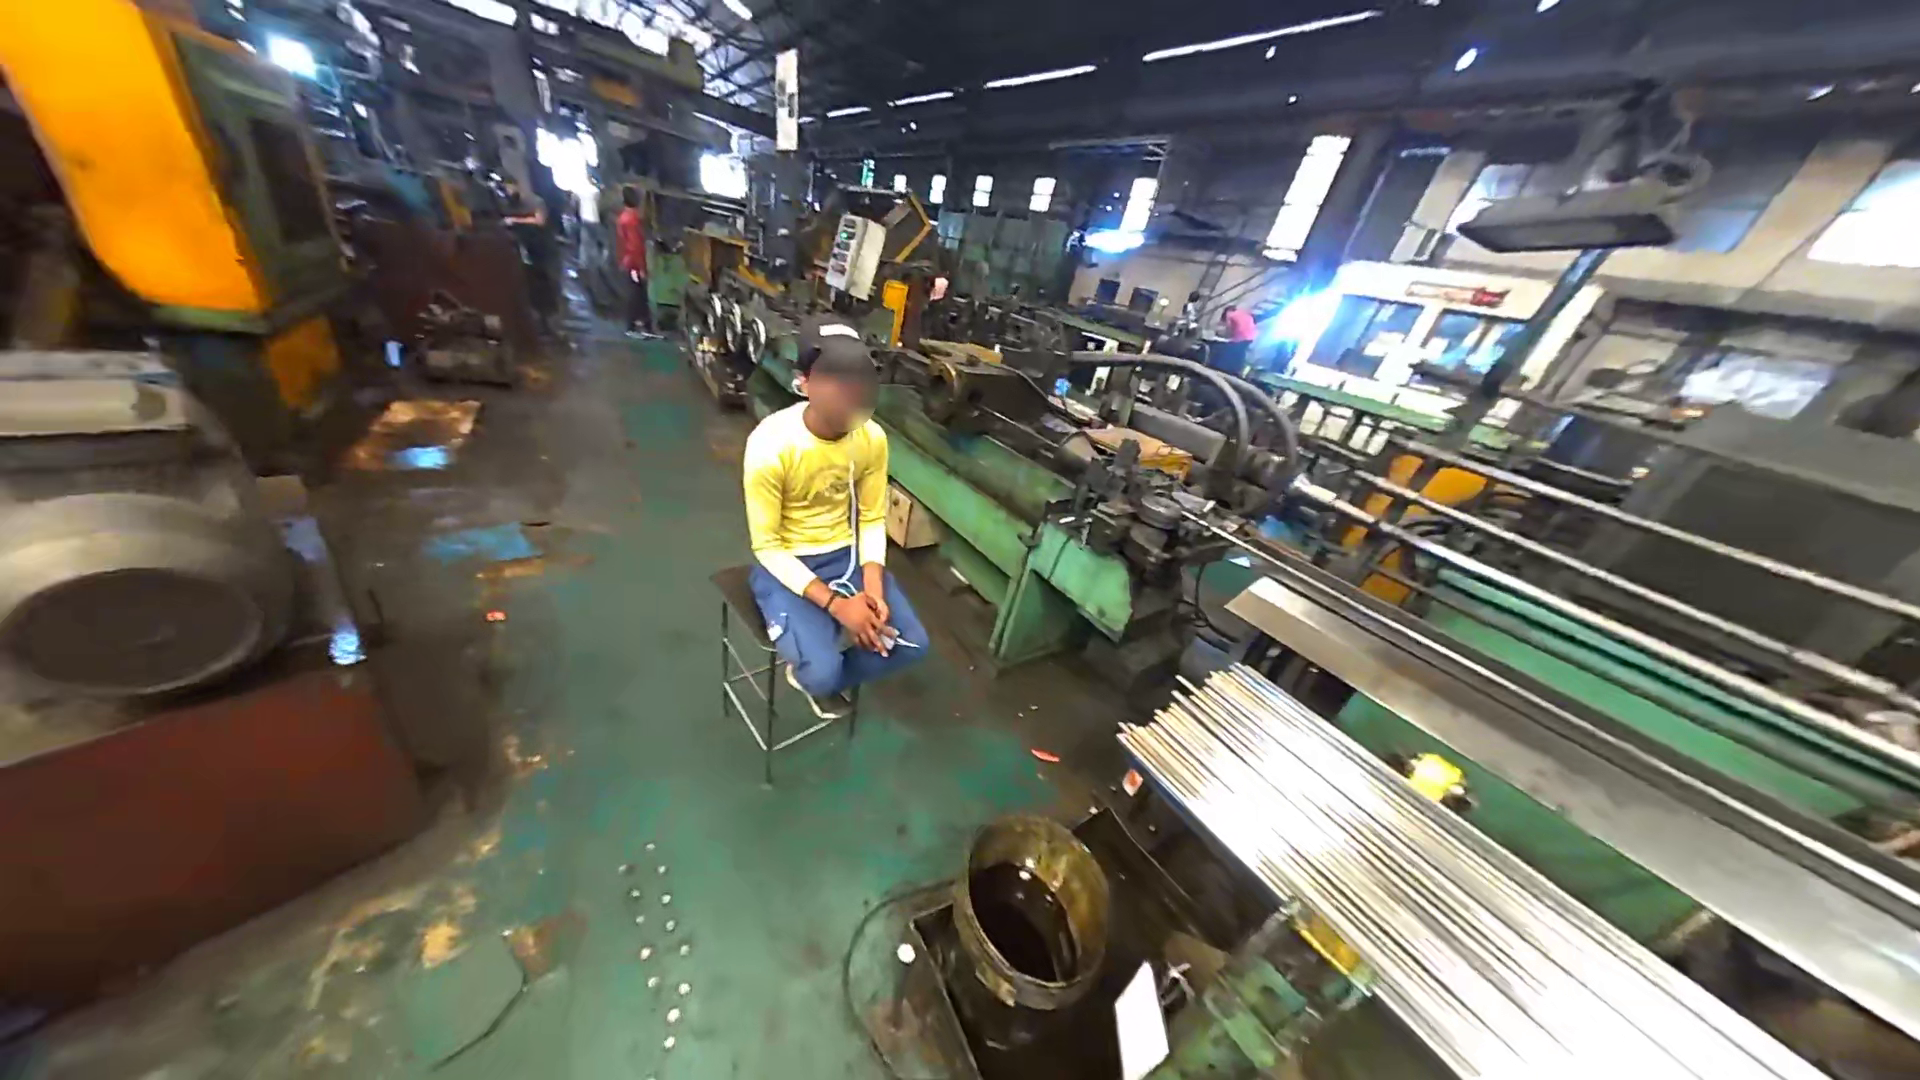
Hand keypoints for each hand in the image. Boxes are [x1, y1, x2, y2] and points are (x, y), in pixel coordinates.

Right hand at [828, 594, 887, 653]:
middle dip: (881, 646)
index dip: (888, 632)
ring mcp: (857, 630)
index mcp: (869, 617)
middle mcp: (865, 625)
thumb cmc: (852, 600)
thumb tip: (880, 609)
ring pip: (866, 641)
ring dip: (872, 647)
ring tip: (877, 652)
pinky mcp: (851, 632)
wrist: (839, 606)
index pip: (881, 627)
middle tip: (886, 654)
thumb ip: (874, 603)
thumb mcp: (865, 597)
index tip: (895, 637)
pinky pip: (857, 641)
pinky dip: (861, 645)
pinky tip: (865, 648)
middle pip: (875, 638)